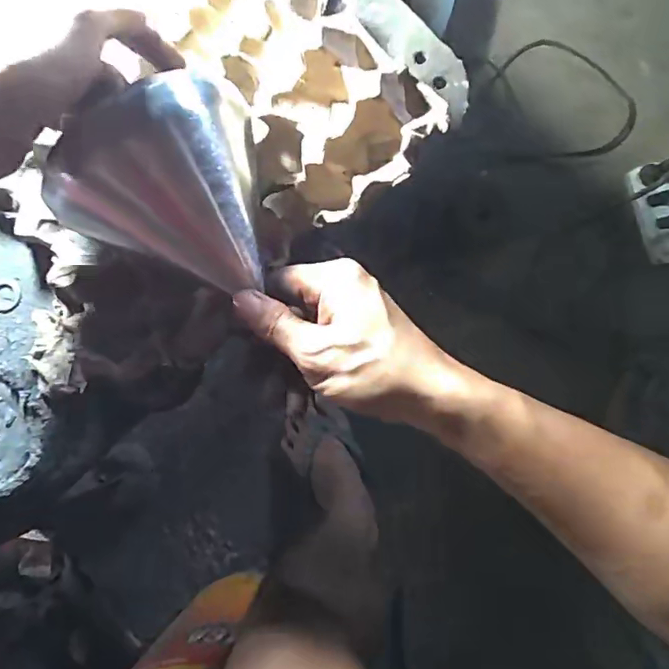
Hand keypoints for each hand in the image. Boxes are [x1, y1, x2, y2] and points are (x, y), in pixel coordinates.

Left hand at [0, 9, 183, 199]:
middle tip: (153, 112)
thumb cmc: (24, 62)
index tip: (182, 77)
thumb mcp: (83, 21)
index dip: (153, 45)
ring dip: (109, 114)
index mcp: (49, 7)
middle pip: (102, 61)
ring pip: (86, 97)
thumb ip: (121, 14)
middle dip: (130, 85)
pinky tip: (94, 146)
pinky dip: (85, 134)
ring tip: (127, 134)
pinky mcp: (18, 120)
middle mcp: (36, 39)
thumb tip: (150, 17)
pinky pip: (66, 125)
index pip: (116, 20)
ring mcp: (25, 82)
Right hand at [233, 260, 469, 425]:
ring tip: (283, 379)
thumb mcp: (314, 352)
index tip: (240, 337)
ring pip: (310, 319)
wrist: (429, 393)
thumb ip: (274, 324)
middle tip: (261, 366)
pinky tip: (308, 378)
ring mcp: (359, 301)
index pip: (278, 279)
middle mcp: (347, 280)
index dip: (257, 307)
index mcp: (335, 276)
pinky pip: (329, 330)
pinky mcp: (366, 323)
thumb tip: (239, 298)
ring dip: (296, 348)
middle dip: (277, 333)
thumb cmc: (372, 371)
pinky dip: (317, 351)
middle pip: (294, 299)